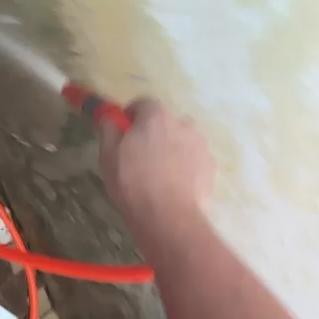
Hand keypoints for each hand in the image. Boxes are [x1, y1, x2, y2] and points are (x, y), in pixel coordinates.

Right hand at [98, 99, 214, 229]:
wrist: (168, 216)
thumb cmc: (132, 182)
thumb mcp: (108, 155)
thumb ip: (109, 129)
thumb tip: (111, 118)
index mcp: (156, 117)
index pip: (143, 103)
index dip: (131, 115)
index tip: (124, 131)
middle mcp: (182, 124)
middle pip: (164, 122)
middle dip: (153, 133)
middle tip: (139, 156)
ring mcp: (200, 145)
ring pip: (181, 140)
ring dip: (170, 148)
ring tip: (158, 173)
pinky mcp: (210, 166)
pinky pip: (193, 159)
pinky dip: (184, 166)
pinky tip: (173, 184)